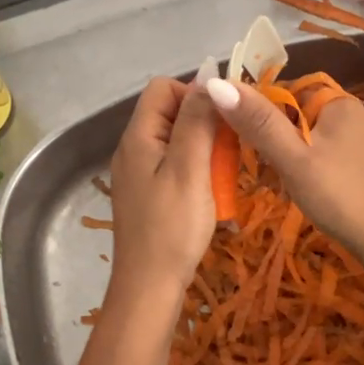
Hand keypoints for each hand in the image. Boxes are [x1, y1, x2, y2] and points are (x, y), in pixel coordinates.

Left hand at [106, 67, 219, 299]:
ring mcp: (138, 174)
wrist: (148, 288)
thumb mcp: (190, 169)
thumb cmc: (172, 228)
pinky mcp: (148, 195)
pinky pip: (174, 166)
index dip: (195, 94)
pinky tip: (212, 192)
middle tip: (230, 148)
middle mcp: (133, 149)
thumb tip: (209, 77)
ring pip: (175, 141)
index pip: (162, 89)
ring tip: (224, 171)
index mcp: (138, 137)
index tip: (224, 119)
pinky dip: (196, 170)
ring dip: (204, 148)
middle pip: (169, 113)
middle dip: (203, 122)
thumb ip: (197, 121)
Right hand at [205, 77, 363, 260]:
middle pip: (304, 115)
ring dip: (299, 155)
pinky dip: (319, 168)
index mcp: (340, 102)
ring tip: (288, 184)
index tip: (247, 141)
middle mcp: (360, 113)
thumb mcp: (292, 160)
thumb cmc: (340, 197)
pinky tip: (315, 192)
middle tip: (269, 170)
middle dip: (282, 138)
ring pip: (319, 137)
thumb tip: (217, 82)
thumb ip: (257, 123)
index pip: (288, 91)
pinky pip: (336, 155)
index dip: (262, 112)